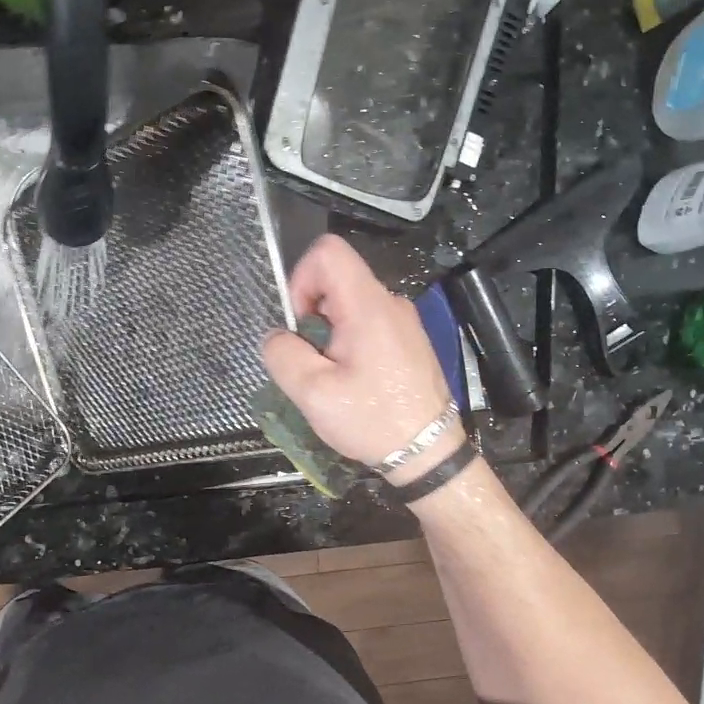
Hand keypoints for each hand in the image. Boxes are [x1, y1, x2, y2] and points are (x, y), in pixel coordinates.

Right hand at [261, 235, 462, 482]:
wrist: (427, 451)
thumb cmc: (371, 421)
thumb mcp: (313, 394)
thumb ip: (283, 356)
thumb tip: (275, 336)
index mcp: (367, 306)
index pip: (327, 252)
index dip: (300, 279)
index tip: (297, 324)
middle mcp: (389, 303)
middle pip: (337, 279)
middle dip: (311, 314)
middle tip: (311, 361)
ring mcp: (403, 321)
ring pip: (350, 305)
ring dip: (329, 334)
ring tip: (332, 376)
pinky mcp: (408, 340)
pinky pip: (368, 325)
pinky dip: (349, 344)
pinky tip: (352, 382)